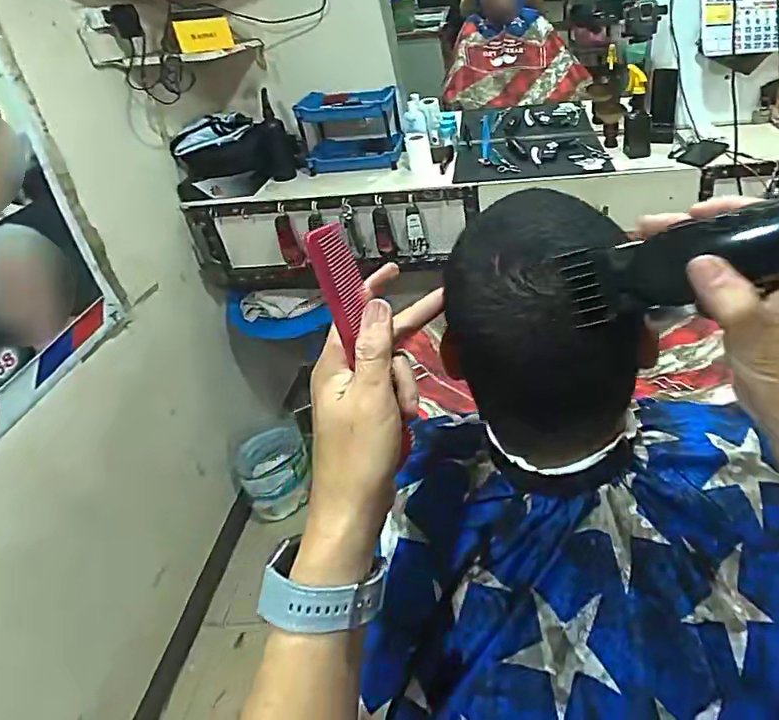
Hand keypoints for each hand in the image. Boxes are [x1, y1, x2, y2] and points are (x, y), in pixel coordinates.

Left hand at [297, 266, 441, 583]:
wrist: (354, 508)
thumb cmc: (360, 451)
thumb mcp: (371, 394)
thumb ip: (375, 347)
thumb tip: (377, 303)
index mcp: (334, 364)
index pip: (352, 314)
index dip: (372, 289)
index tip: (394, 271)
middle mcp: (344, 373)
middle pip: (382, 337)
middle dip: (410, 333)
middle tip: (444, 303)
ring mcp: (360, 394)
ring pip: (396, 366)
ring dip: (407, 385)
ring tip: (406, 413)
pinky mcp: (374, 412)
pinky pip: (397, 390)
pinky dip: (406, 401)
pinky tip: (407, 421)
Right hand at [638, 199, 778, 444]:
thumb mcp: (757, 331)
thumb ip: (728, 293)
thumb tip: (697, 259)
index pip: (763, 224)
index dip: (727, 213)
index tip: (691, 214)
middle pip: (735, 242)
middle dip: (696, 233)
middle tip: (655, 225)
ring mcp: (761, 295)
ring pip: (722, 265)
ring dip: (690, 256)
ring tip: (651, 242)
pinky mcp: (745, 314)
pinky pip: (717, 289)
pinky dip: (693, 283)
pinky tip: (665, 276)